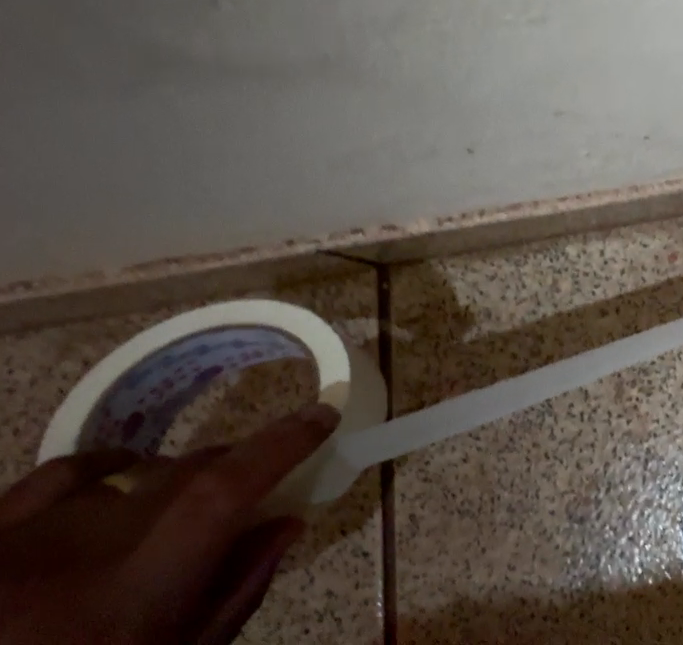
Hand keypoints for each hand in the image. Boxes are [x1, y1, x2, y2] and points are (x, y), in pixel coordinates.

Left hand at [0, 403, 339, 644]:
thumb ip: (237, 591)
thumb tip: (286, 522)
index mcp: (143, 586)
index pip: (226, 489)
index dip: (282, 443)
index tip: (323, 415)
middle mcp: (91, 544)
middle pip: (187, 472)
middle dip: (233, 468)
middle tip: (251, 486)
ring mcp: (34, 535)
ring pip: (137, 474)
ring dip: (175, 479)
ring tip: (179, 504)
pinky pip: (62, 474)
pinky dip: (107, 466)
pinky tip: (121, 473)